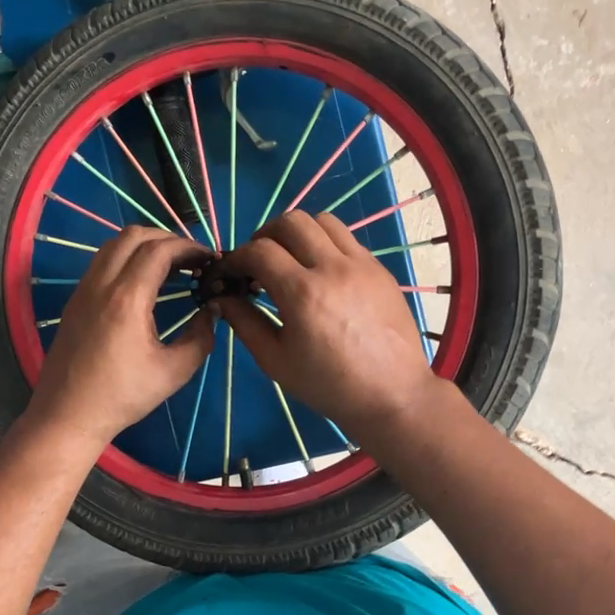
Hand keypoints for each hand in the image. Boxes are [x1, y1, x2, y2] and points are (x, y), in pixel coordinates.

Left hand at [24, 226, 215, 446]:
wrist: (68, 415)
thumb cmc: (122, 396)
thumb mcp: (174, 372)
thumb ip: (201, 338)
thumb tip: (211, 311)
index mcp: (126, 299)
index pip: (159, 250)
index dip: (188, 247)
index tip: (209, 258)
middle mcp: (101, 285)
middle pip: (133, 236)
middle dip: (166, 238)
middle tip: (190, 259)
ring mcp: (83, 290)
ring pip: (113, 246)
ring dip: (143, 246)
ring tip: (169, 267)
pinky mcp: (75, 301)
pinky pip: (101, 263)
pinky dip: (126, 259)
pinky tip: (143, 284)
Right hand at [217, 211, 451, 438]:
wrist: (392, 394)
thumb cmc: (328, 385)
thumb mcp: (275, 361)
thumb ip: (245, 322)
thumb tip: (223, 298)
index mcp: (302, 293)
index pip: (259, 251)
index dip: (236, 258)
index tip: (229, 274)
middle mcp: (332, 268)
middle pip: (290, 222)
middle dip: (264, 236)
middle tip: (258, 262)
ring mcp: (361, 264)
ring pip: (322, 220)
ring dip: (297, 233)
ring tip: (290, 259)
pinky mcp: (379, 269)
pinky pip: (346, 238)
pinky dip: (324, 244)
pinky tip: (319, 272)